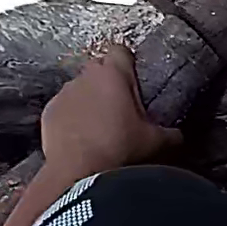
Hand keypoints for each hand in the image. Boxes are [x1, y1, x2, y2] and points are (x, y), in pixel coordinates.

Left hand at [41, 44, 181, 179]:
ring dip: (89, 101)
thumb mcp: (155, 142)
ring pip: (80, 89)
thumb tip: (177, 136)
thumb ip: (171, 133)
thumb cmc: (119, 150)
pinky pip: (64, 108)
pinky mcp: (49, 113)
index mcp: (113, 75)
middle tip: (122, 108)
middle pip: (99, 69)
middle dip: (109, 83)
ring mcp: (63, 94)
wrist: (78, 174)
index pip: (121, 51)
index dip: (129, 63)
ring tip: (100, 127)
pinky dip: (72, 118)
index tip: (134, 79)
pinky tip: (82, 138)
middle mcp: (85, 77)